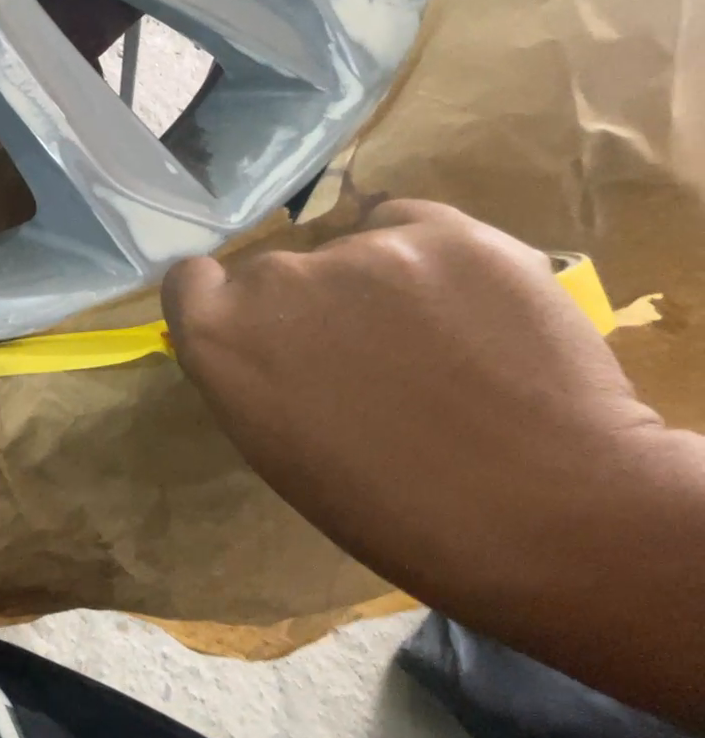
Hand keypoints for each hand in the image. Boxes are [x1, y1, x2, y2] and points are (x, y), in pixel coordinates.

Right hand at [164, 199, 704, 725]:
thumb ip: (246, 365)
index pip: (192, 279)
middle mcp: (273, 276)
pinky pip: (412, 223)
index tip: (262, 328)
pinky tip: (463, 303)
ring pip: (347, 246)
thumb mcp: (269, 438)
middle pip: (272, 267)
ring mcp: (360, 250)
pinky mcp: (448, 234)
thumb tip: (262, 336)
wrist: (546, 515)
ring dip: (370, 280)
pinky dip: (427, 253)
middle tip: (361, 349)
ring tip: (432, 336)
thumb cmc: (386, 504)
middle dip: (304, 299)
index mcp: (218, 333)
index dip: (225, 300)